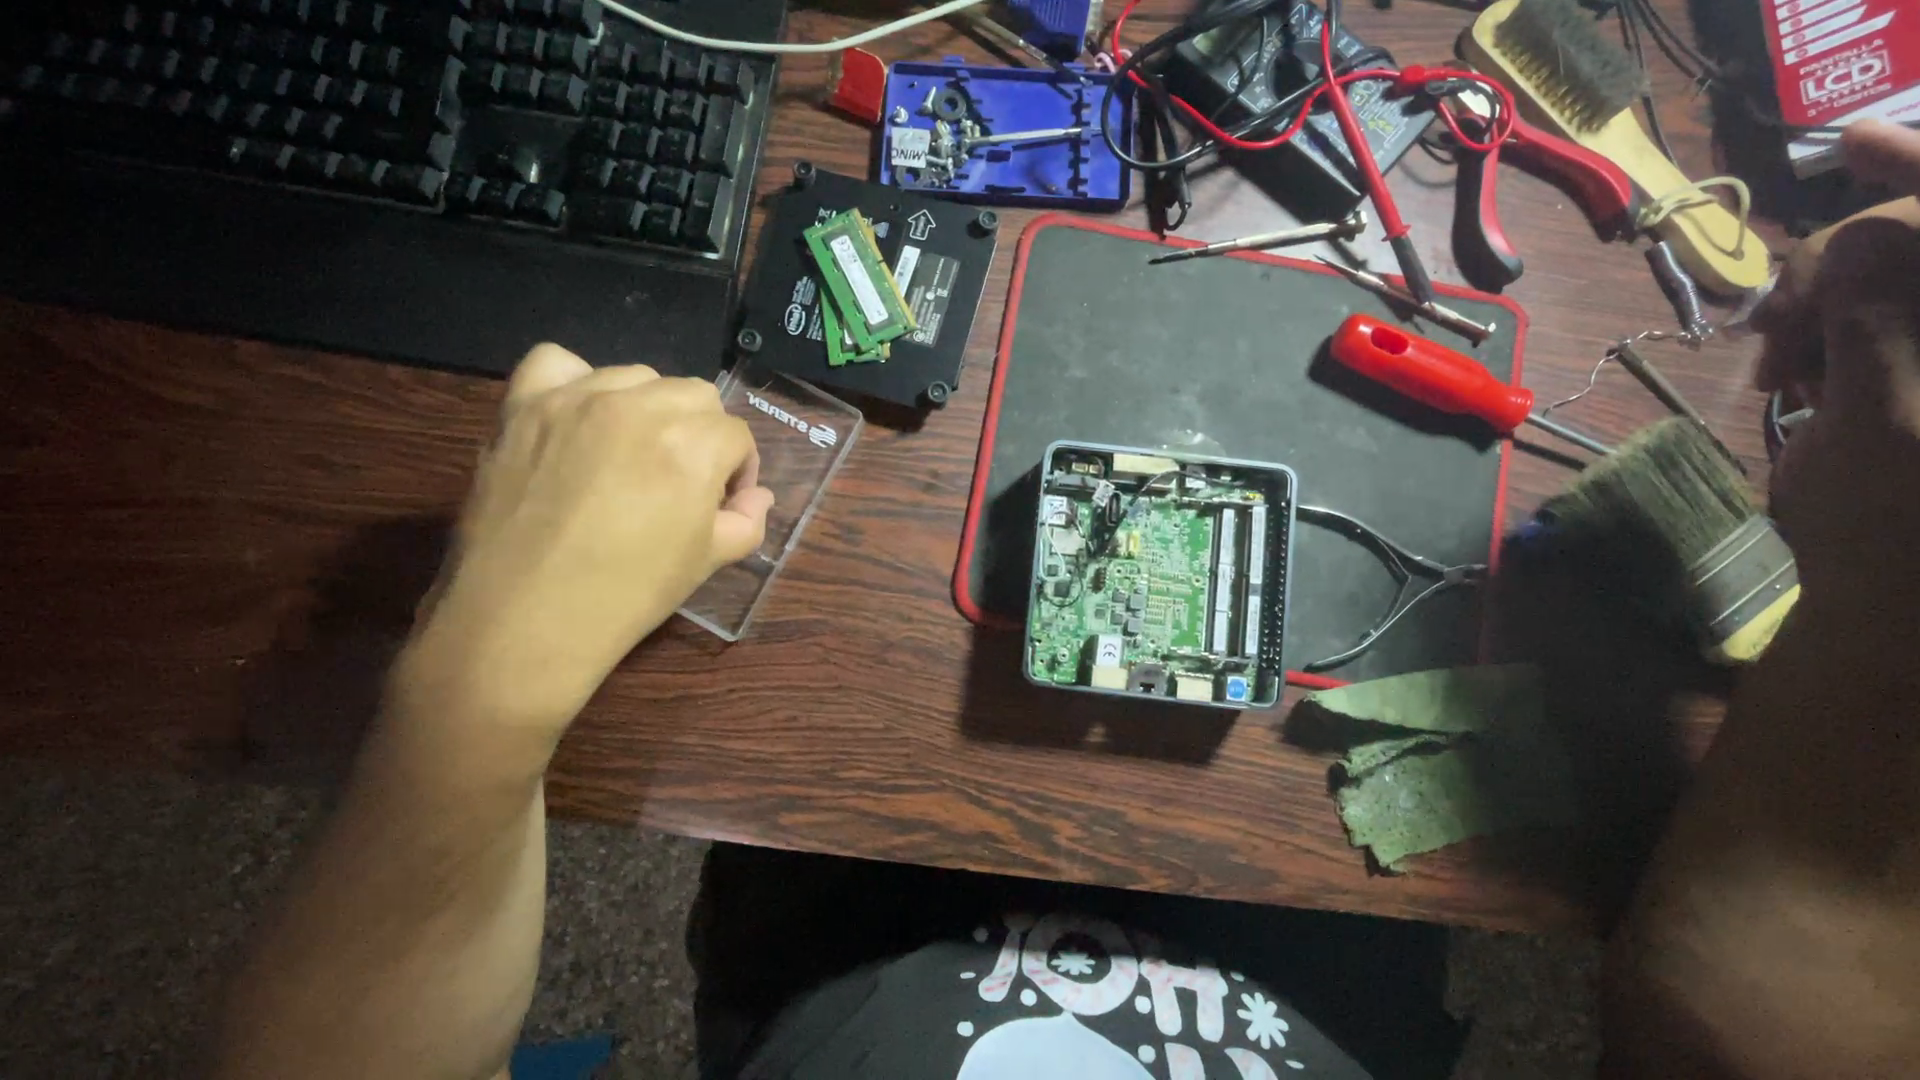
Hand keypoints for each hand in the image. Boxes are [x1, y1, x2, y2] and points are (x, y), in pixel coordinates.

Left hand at [402, 345, 773, 737]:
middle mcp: (641, 407)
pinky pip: (558, 362)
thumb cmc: (627, 595)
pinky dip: (575, 382)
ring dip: (647, 409)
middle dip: (701, 435)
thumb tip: (757, 496)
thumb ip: (746, 521)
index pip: (736, 435)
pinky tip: (578, 420)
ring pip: (637, 377)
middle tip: (681, 480)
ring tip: (629, 453)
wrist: (525, 619)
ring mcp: (577, 400)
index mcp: (694, 446)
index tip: (722, 502)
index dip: (737, 471)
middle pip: (695, 395)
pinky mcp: (525, 406)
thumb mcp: (706, 563)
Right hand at [1753, 121, 1919, 602]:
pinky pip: (1871, 321)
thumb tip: (1865, 234)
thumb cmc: (1893, 525)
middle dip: (1842, 263)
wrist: (1894, 600)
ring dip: (1821, 308)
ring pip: (1890, 282)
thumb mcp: (1882, 423)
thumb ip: (1884, 320)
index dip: (1917, 173)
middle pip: (1917, 247)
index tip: (1847, 145)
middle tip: (1771, 316)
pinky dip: (1823, 334)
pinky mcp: (1915, 376)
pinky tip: (1794, 369)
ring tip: (1776, 359)